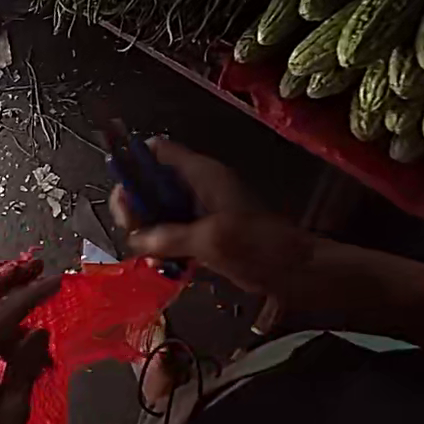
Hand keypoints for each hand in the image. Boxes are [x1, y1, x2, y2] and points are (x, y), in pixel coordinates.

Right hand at [108, 138, 315, 293]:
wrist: (298, 272)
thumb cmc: (260, 247)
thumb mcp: (211, 240)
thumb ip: (168, 236)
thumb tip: (134, 238)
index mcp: (201, 174)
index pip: (157, 150)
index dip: (134, 162)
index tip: (125, 193)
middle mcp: (196, 185)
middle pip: (149, 182)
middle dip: (135, 205)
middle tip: (133, 231)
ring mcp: (199, 209)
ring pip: (156, 209)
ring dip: (146, 229)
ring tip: (147, 252)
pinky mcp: (202, 231)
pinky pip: (169, 230)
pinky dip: (161, 243)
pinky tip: (161, 262)